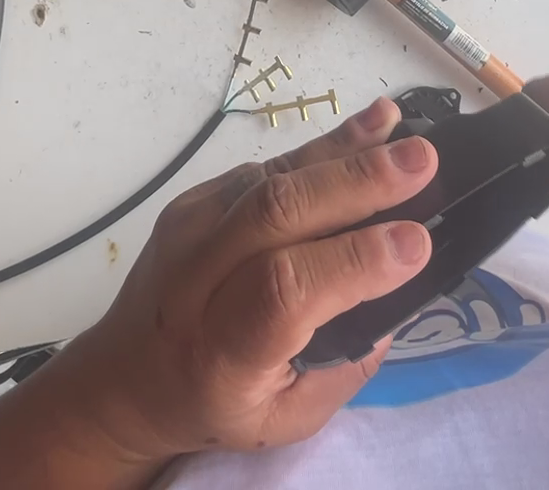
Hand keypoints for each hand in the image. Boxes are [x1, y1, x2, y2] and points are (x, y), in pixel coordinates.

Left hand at [36, 97, 435, 472]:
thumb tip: (398, 283)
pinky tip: (366, 131)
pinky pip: (266, 167)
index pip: (284, 288)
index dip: (351, 260)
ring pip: (273, 177)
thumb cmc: (213, 403)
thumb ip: (345, 362)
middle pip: (275, 212)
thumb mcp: (286, 418)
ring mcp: (192, 224)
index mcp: (221, 347)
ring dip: (342, 152)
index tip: (417, 239)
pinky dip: (321, 149)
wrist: (125, 372)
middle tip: (422, 162)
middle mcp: (198, 274)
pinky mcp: (196, 196)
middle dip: (355, 183)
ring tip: (400, 130)